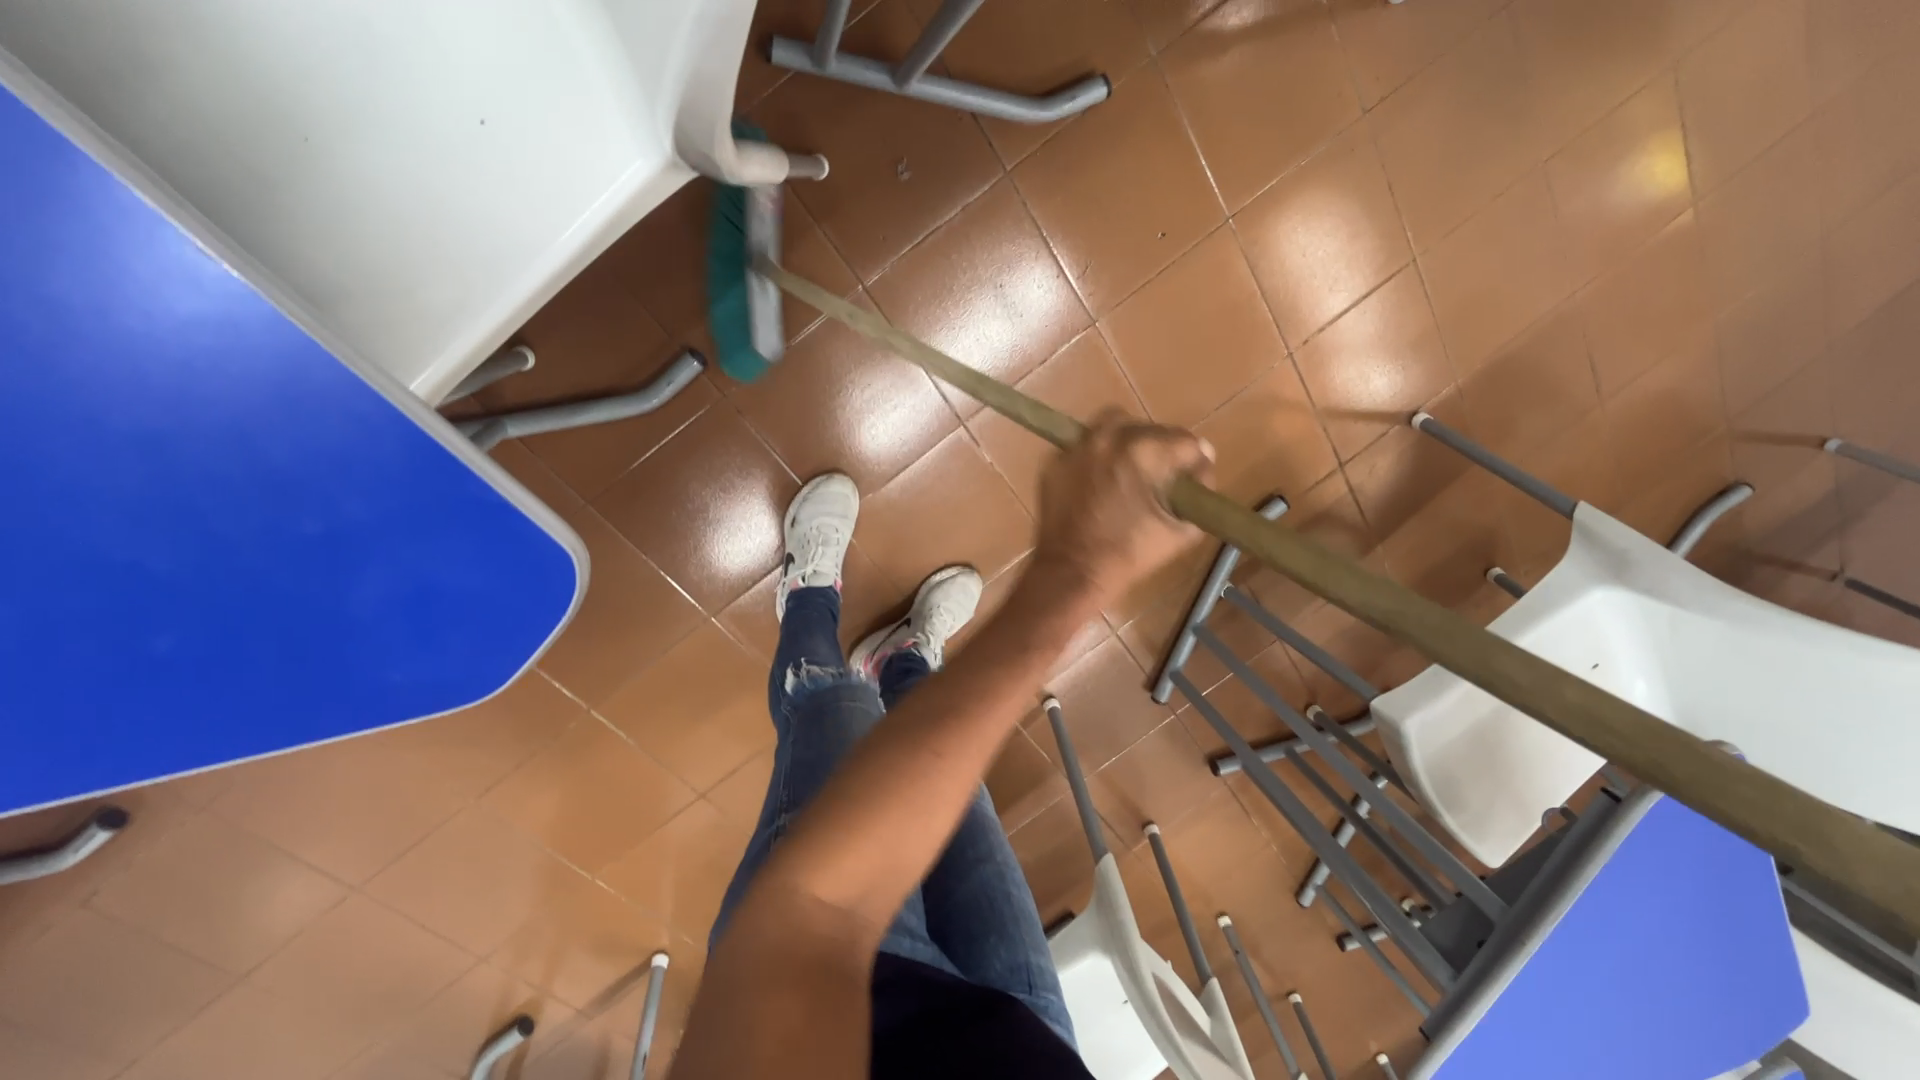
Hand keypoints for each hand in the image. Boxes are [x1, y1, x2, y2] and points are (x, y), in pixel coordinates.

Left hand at [1029, 410, 1212, 612]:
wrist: (1071, 572)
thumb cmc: (1129, 555)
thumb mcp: (1181, 530)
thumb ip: (1200, 493)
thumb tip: (1202, 469)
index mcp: (1143, 451)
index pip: (1184, 440)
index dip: (1196, 459)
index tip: (1194, 476)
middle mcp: (1108, 437)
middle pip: (1148, 427)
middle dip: (1161, 447)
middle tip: (1162, 473)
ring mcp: (1076, 447)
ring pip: (1110, 425)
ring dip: (1127, 440)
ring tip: (1130, 469)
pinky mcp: (1054, 462)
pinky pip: (1082, 446)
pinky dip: (1095, 457)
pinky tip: (1099, 481)